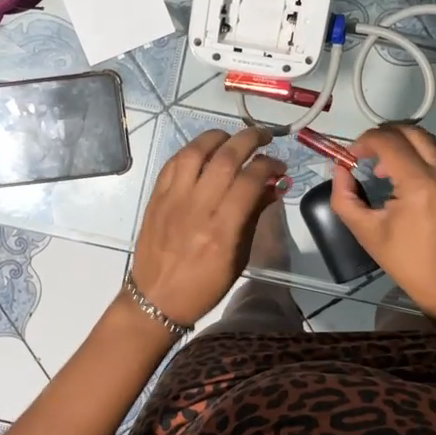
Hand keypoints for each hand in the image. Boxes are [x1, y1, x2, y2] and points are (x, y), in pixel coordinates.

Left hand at [129, 127, 287, 327]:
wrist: (156, 298)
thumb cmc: (205, 284)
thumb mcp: (239, 257)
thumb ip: (254, 215)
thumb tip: (273, 184)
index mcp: (222, 230)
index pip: (249, 181)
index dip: (268, 165)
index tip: (279, 165)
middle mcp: (197, 208)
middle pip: (225, 158)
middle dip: (249, 139)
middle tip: (264, 136)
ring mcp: (173, 199)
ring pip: (196, 152)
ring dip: (218, 137)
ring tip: (233, 137)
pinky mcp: (156, 196)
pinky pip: (174, 162)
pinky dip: (193, 149)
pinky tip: (206, 150)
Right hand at [330, 125, 435, 319]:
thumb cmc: (408, 262)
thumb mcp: (366, 232)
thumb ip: (344, 196)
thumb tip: (340, 169)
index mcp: (420, 184)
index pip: (389, 142)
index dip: (364, 142)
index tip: (351, 156)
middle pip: (412, 131)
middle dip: (384, 136)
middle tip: (365, 153)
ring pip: (429, 141)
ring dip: (403, 144)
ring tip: (383, 166)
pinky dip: (419, 156)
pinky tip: (405, 178)